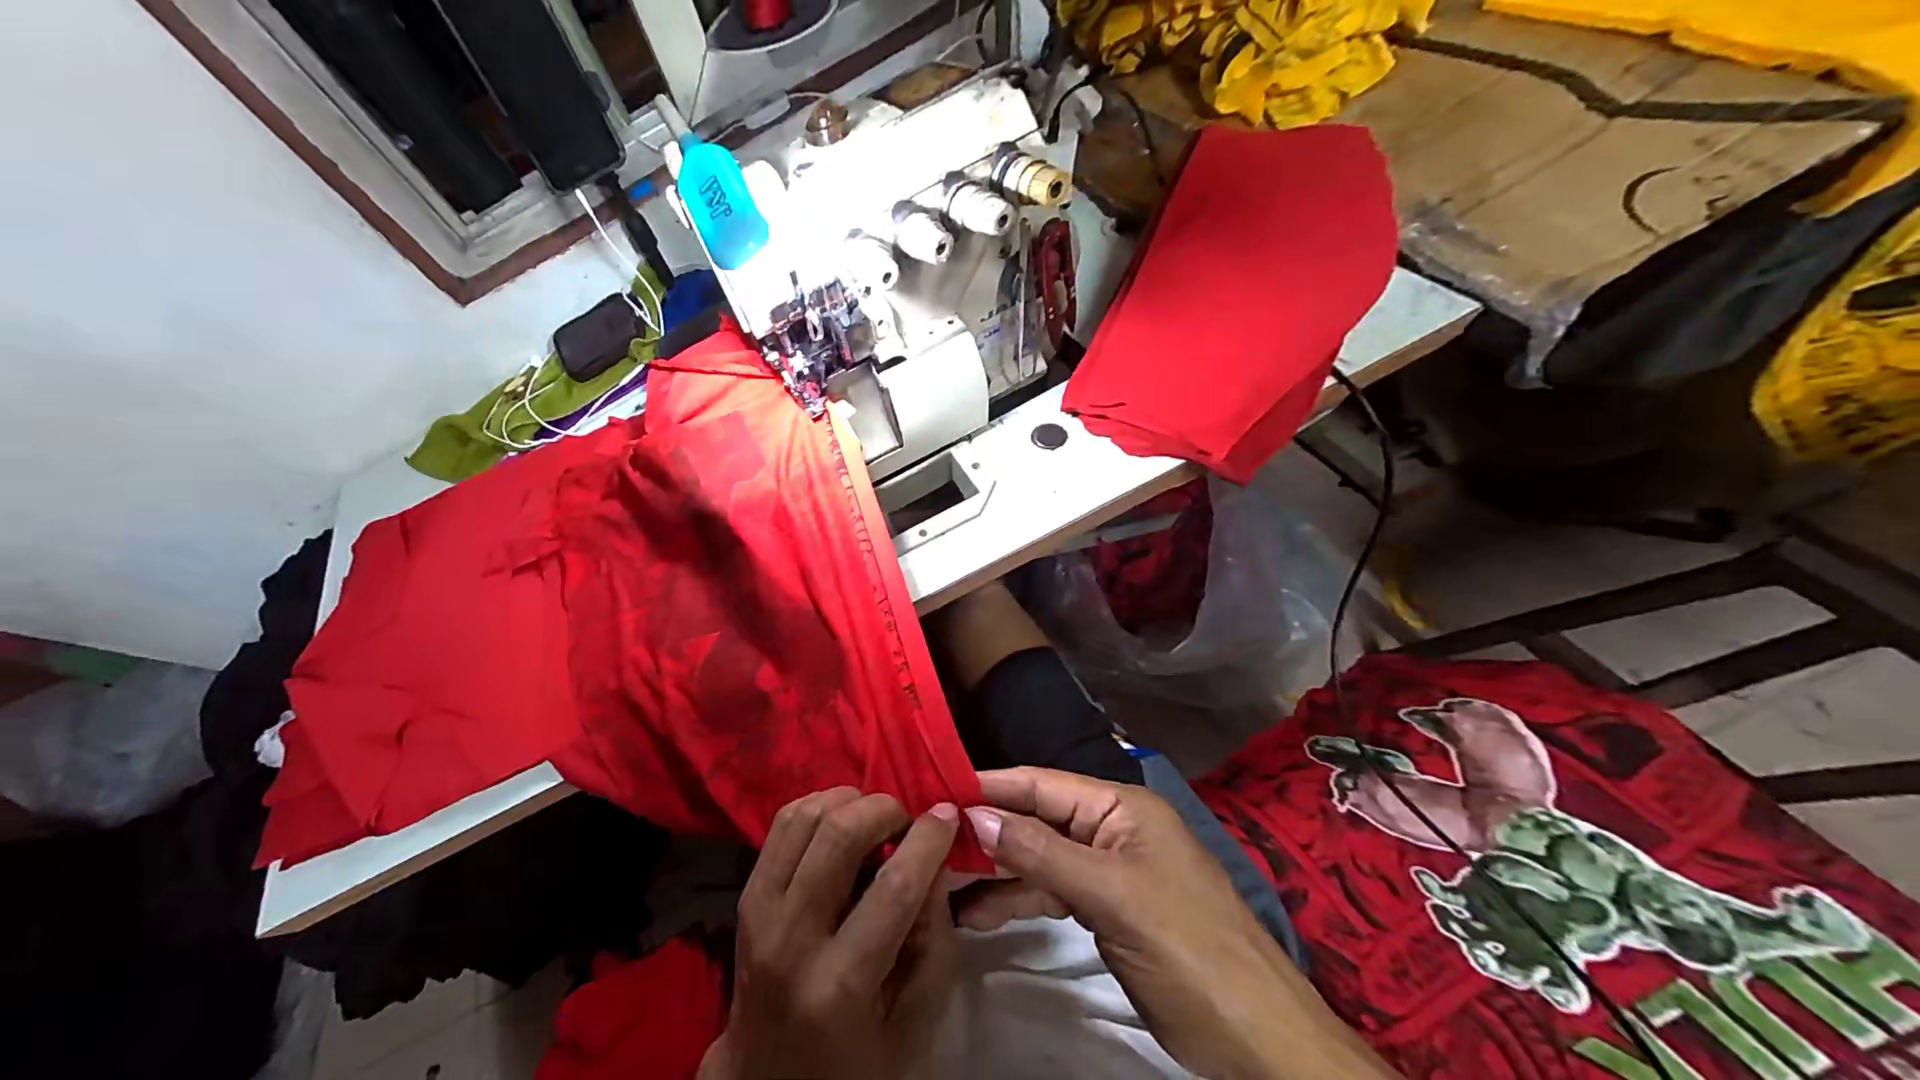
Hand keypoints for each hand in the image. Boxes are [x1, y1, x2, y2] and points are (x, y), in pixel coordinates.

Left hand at [702, 788, 959, 1079]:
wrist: (765, 1077)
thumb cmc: (853, 1056)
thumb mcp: (914, 1018)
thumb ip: (934, 938)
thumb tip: (936, 860)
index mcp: (839, 984)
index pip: (892, 888)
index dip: (927, 840)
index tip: (948, 815)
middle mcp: (791, 939)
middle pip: (839, 836)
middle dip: (886, 810)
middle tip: (907, 824)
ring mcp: (760, 912)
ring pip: (806, 817)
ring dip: (851, 802)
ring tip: (876, 822)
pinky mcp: (747, 895)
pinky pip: (783, 823)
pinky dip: (820, 806)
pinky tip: (843, 821)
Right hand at [958, 767, 1398, 1079]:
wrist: (1252, 1033)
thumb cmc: (1185, 945)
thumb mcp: (1110, 893)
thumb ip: (1041, 852)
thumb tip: (974, 813)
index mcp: (1120, 807)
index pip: (1042, 784)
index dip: (990, 785)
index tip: (935, 786)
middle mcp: (1111, 829)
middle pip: (1037, 819)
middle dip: (986, 828)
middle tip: (928, 836)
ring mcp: (1108, 871)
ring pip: (1039, 859)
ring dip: (995, 871)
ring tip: (939, 883)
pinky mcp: (1106, 909)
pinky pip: (1052, 892)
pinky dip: (1017, 900)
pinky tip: (977, 914)